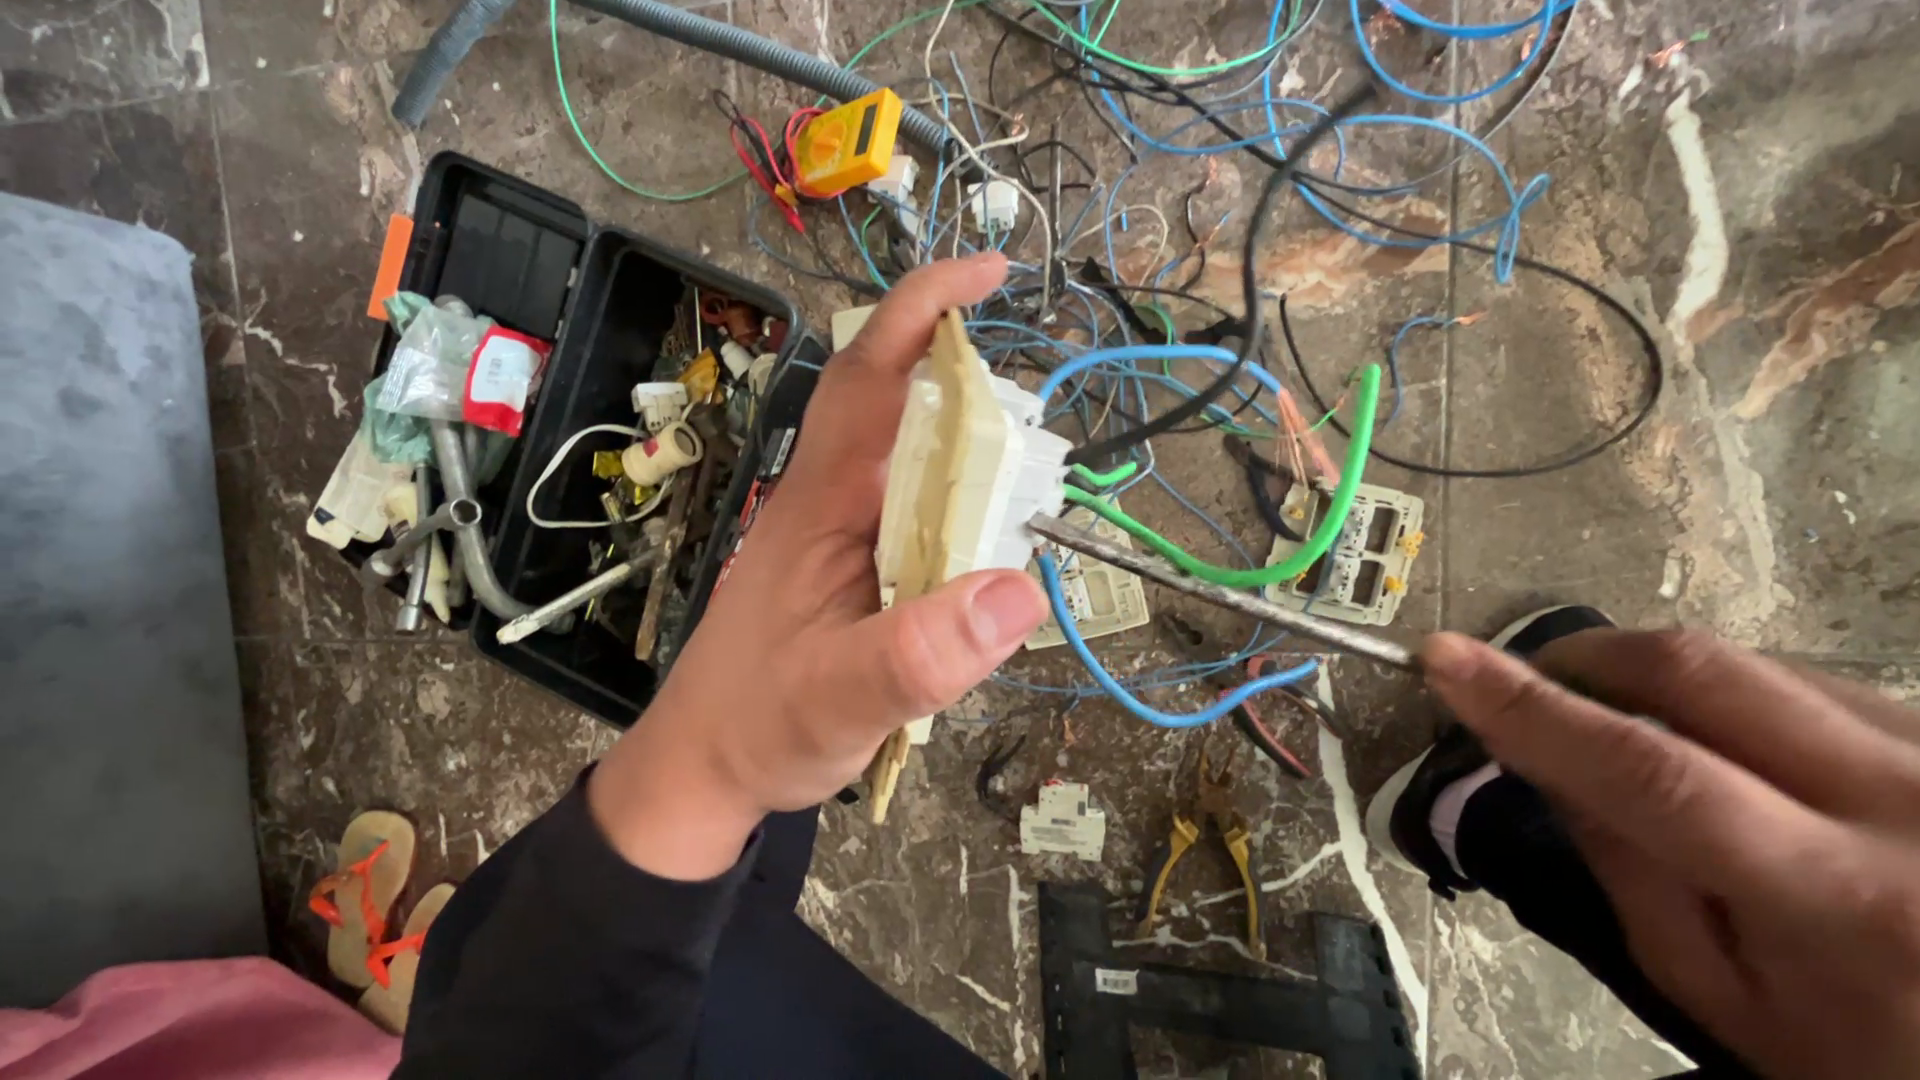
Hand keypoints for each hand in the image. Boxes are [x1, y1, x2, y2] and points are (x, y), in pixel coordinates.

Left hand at [588, 254, 1047, 879]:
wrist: (703, 769)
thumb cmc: (757, 726)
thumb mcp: (838, 699)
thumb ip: (920, 654)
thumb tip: (1022, 589)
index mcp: (822, 501)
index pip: (870, 376)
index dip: (923, 310)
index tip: (989, 274)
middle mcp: (831, 500)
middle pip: (897, 403)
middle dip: (962, 374)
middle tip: (1030, 404)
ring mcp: (839, 532)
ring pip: (910, 457)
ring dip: (967, 442)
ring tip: (1025, 470)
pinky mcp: (848, 566)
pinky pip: (913, 510)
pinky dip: (958, 501)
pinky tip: (987, 534)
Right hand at [1422, 628, 1919, 1079]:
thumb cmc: (1857, 1046)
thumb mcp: (1716, 990)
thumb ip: (1623, 868)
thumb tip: (1539, 755)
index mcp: (1842, 901)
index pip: (1646, 771)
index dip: (1529, 707)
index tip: (1441, 656)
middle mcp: (1910, 806)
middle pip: (1698, 673)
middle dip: (1585, 658)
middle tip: (1534, 682)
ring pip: (1750, 662)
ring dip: (1656, 681)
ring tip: (1641, 736)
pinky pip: (1804, 675)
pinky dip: (1726, 694)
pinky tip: (1728, 746)